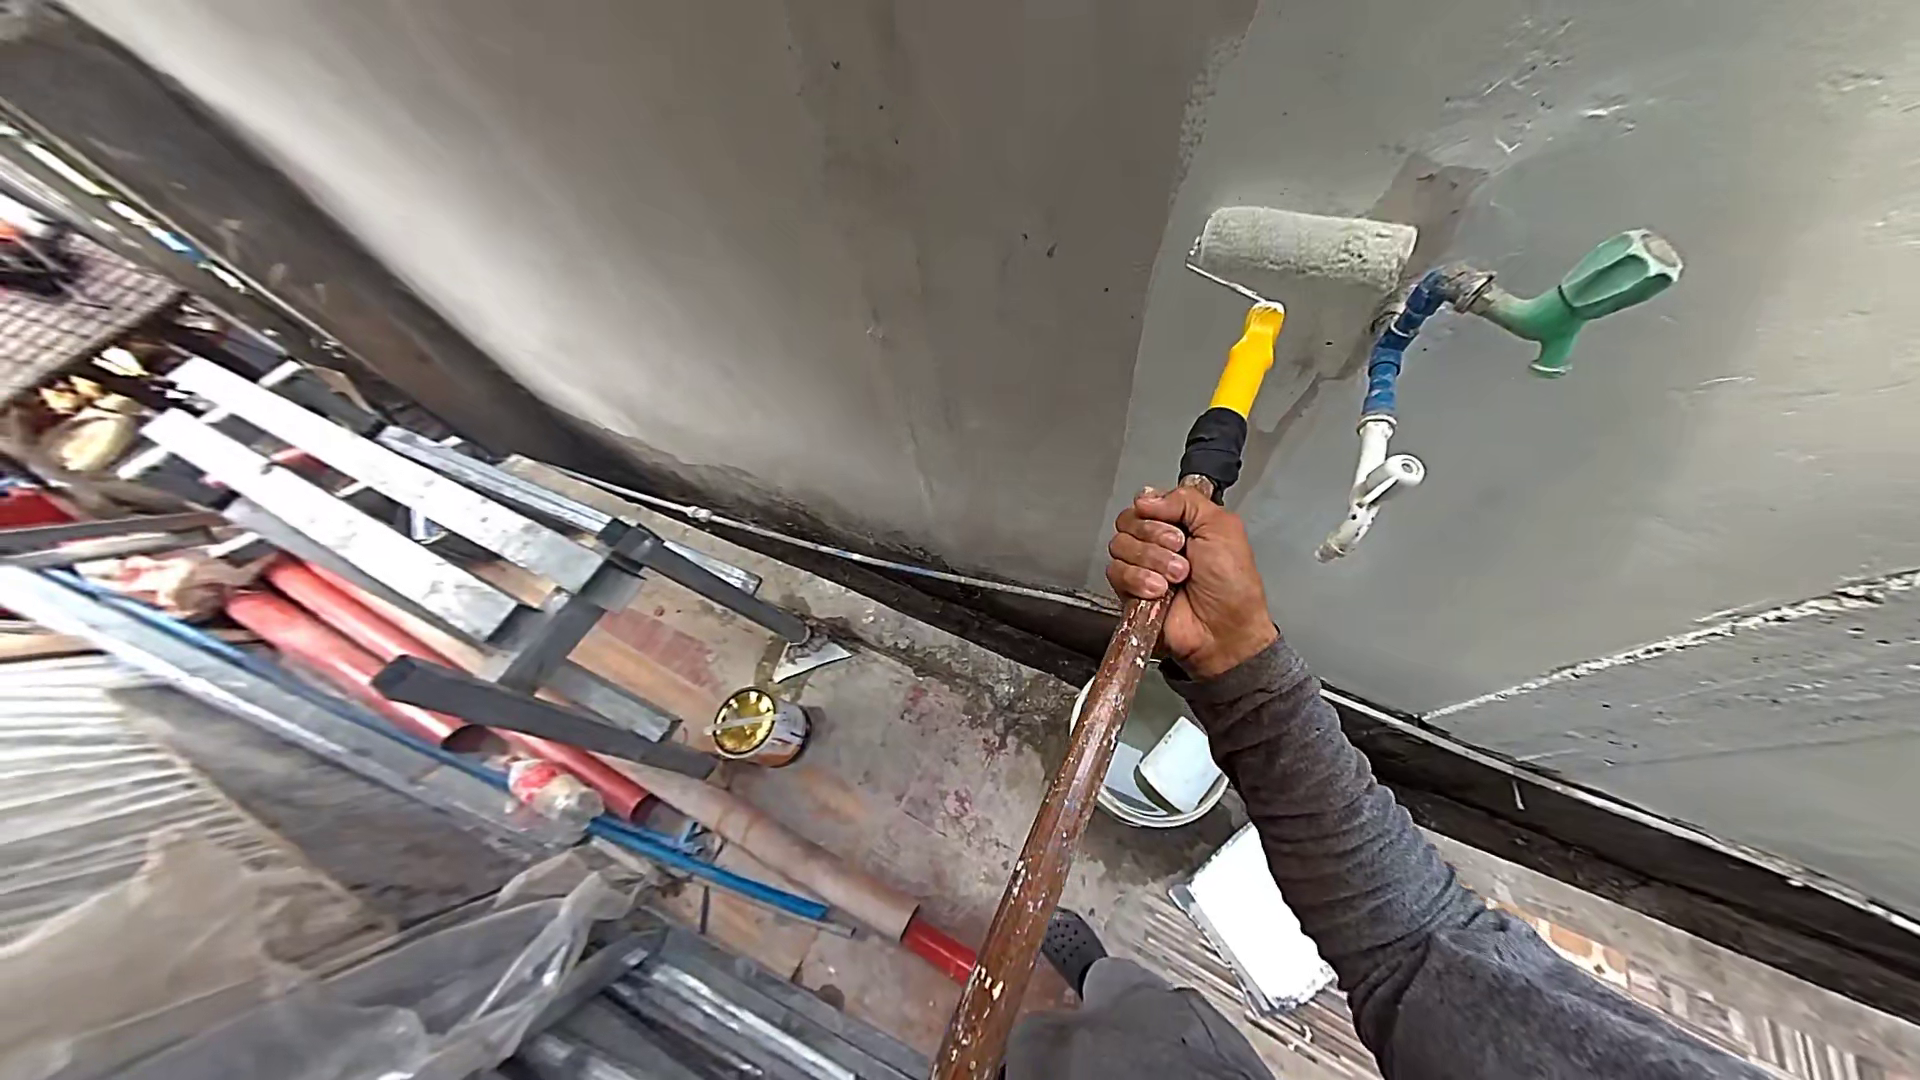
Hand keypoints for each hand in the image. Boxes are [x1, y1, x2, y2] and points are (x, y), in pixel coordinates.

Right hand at [1105, 485, 1277, 677]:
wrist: (1224, 631)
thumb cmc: (1232, 586)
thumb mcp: (1222, 527)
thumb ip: (1186, 500)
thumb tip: (1146, 496)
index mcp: (1179, 523)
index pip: (1146, 502)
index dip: (1156, 513)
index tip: (1179, 530)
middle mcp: (1156, 542)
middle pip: (1128, 521)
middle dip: (1156, 539)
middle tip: (1182, 554)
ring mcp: (1140, 566)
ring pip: (1119, 546)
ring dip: (1151, 561)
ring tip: (1176, 578)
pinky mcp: (1127, 590)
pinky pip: (1115, 572)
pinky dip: (1138, 580)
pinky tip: (1159, 592)